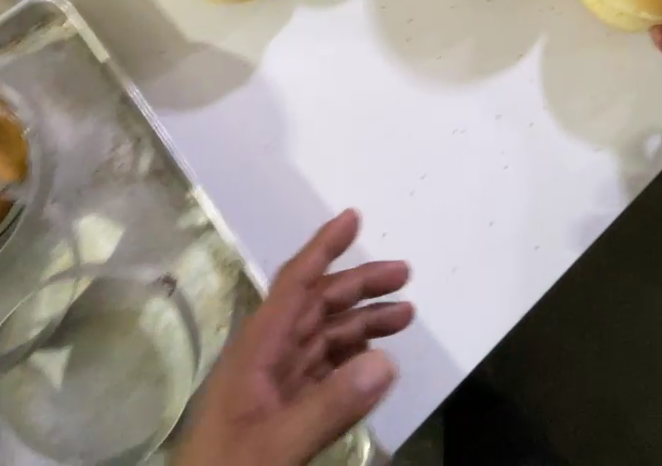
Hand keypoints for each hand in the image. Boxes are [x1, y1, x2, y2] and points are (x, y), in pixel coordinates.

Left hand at [175, 210, 414, 465]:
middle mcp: (267, 358)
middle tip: (404, 275)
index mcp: (256, 350)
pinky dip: (353, 361)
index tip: (354, 218)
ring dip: (363, 323)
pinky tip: (377, 362)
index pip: (294, 285)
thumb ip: (329, 405)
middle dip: (359, 285)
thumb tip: (387, 361)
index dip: (323, 248)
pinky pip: (324, 373)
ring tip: (405, 315)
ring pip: (325, 338)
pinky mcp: (284, 415)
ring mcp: (275, 387)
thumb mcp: (275, 445)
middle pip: (317, 306)